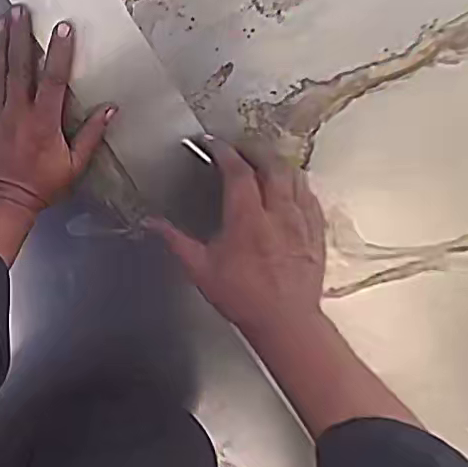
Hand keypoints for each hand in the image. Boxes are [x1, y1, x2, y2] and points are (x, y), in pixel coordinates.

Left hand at [0, 4, 113, 264]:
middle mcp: (18, 113)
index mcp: (44, 121)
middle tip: (21, 11)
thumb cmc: (41, 186)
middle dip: (21, 37)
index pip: (54, 79)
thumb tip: (110, 110)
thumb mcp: (74, 164)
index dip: (60, 52)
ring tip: (1, 21)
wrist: (6, 202)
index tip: (63, 29)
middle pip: (20, 67)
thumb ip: (91, 135)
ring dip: (0, 46)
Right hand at [145, 138, 327, 345]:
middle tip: (237, 147)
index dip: (224, 152)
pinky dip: (296, 182)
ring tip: (260, 160)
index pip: (238, 172)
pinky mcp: (316, 232)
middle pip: (271, 165)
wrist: (285, 322)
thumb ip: (175, 240)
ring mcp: (301, 222)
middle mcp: (277, 214)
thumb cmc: (241, 296)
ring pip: (294, 176)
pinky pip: (310, 195)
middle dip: (253, 149)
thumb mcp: (200, 268)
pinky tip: (288, 185)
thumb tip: (151, 222)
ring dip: (276, 162)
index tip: (212, 144)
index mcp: (246, 219)